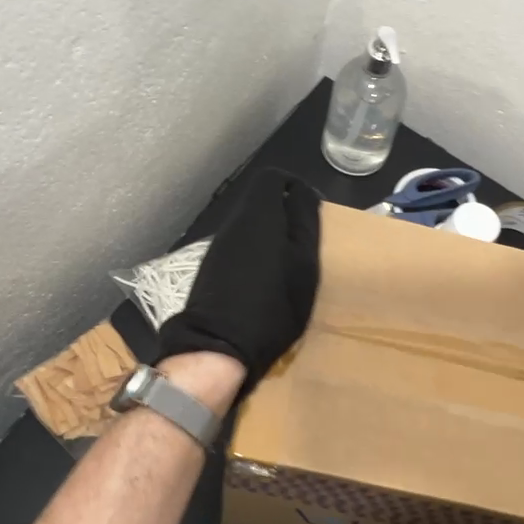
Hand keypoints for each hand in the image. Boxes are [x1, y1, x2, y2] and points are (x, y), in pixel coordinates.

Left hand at [157, 170, 320, 391]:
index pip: (273, 177)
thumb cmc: (273, 304)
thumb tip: (302, 191)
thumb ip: (304, 221)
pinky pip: (239, 247)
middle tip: (307, 243)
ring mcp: (218, 247)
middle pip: (260, 201)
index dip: (295, 187)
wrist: (221, 346)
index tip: (312, 212)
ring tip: (289, 266)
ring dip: (270, 237)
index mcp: (257, 214)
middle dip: (284, 214)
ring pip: (249, 226)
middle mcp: (232, 223)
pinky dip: (256, 255)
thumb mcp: (303, 263)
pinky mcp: (211, 269)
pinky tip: (266, 282)